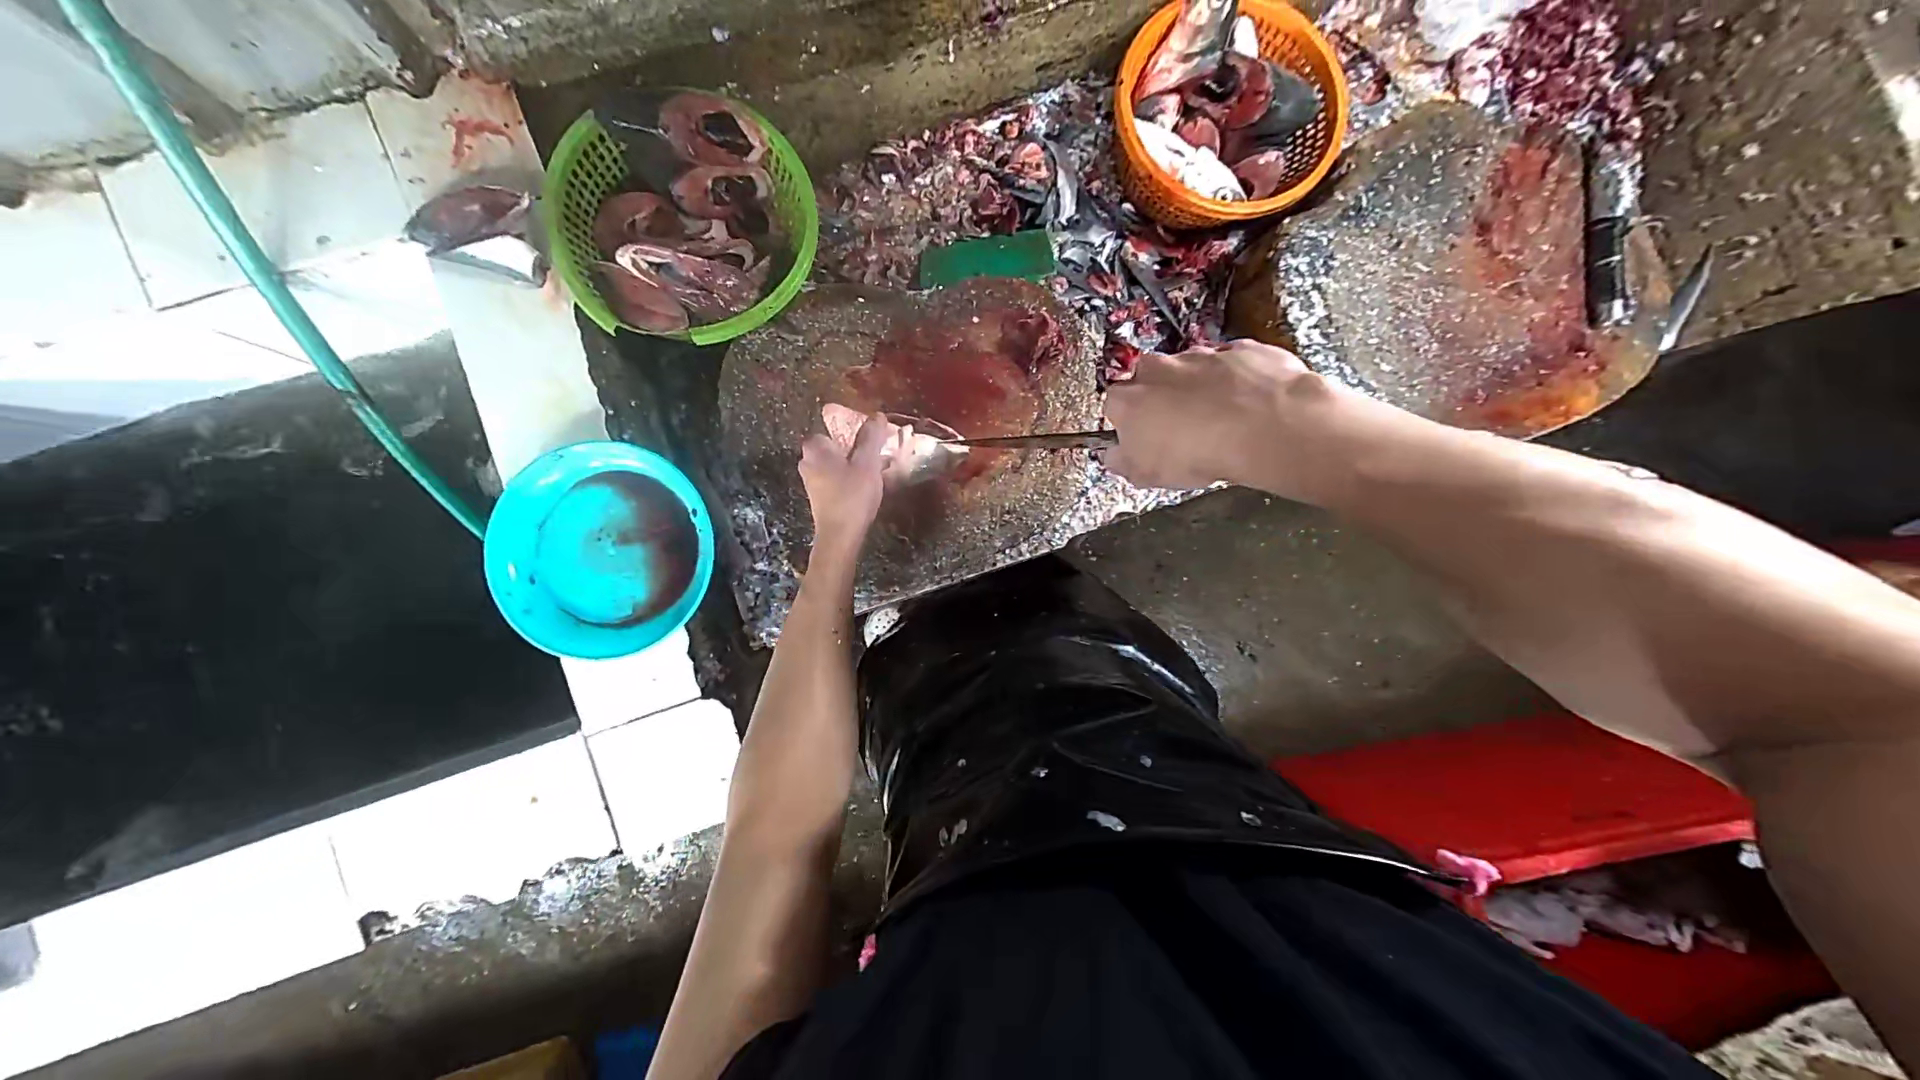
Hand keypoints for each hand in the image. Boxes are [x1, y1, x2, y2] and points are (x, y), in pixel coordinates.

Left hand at [799, 412, 887, 561]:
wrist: (840, 536)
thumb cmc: (852, 495)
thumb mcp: (867, 462)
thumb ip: (871, 437)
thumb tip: (877, 415)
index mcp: (815, 448)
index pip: (832, 429)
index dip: (852, 431)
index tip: (871, 439)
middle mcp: (807, 462)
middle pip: (835, 447)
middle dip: (855, 449)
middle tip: (878, 454)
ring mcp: (811, 482)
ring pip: (837, 465)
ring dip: (855, 465)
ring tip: (877, 471)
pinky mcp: (819, 498)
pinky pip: (836, 480)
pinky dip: (850, 480)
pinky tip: (866, 488)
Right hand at [1104, 340, 1349, 497]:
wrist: (1262, 426)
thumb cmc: (1198, 452)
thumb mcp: (1145, 475)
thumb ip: (1121, 461)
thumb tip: (1113, 456)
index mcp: (1128, 399)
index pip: (1114, 406)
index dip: (1128, 424)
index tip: (1141, 440)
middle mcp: (1158, 369)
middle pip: (1151, 381)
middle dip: (1162, 400)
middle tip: (1180, 430)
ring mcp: (1200, 355)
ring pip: (1193, 371)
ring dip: (1200, 390)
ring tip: (1220, 422)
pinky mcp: (1240, 350)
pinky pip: (1232, 365)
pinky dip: (1236, 381)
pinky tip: (1247, 406)